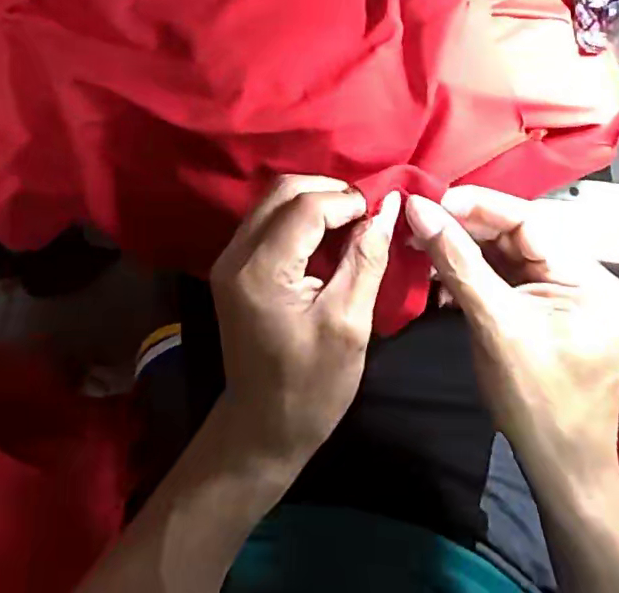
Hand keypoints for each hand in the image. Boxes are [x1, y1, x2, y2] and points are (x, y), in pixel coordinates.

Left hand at [209, 176, 400, 467]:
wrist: (262, 429)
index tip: (382, 216)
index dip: (350, 202)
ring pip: (276, 198)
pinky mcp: (236, 265)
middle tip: (368, 215)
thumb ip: (366, 258)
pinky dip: (304, 213)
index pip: (308, 206)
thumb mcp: (349, 323)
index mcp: (261, 271)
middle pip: (285, 189)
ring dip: (318, 199)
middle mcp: (236, 255)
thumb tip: (388, 208)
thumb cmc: (311, 386)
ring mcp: (231, 258)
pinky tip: (330, 233)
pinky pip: (271, 217)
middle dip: (333, 192)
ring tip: (354, 221)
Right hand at [405, 188, 618, 490]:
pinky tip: (438, 272)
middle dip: (466, 227)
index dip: (479, 206)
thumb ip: (458, 263)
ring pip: (506, 256)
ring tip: (420, 242)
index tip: (434, 201)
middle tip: (419, 220)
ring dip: (464, 250)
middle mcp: (580, 277)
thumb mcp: (495, 326)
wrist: (561, 473)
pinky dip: (472, 275)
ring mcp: (562, 295)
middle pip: (516, 235)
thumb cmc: (537, 404)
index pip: (530, 221)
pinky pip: (504, 280)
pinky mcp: (542, 311)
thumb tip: (421, 210)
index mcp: (587, 277)